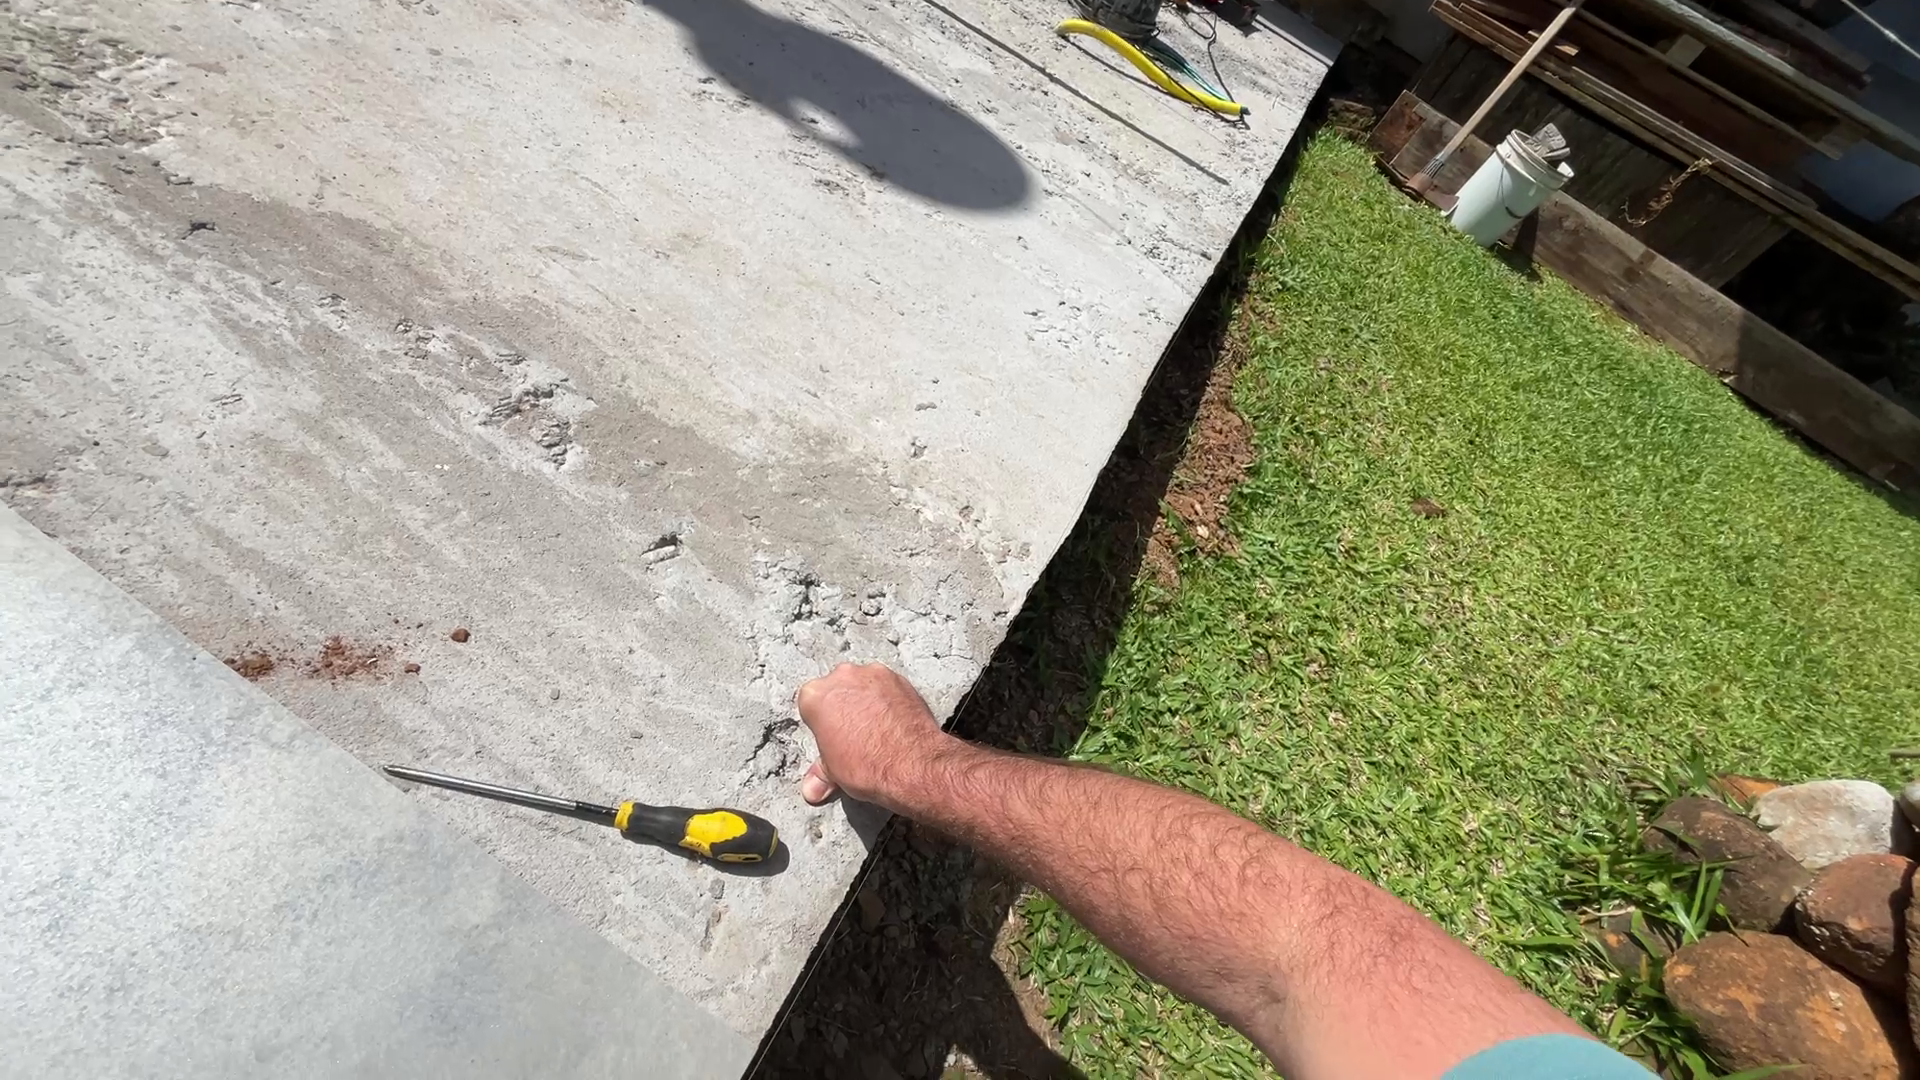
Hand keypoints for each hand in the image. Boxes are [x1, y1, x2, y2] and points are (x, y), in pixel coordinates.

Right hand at [795, 662, 950, 807]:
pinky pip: (888, 686)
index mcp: (815, 695)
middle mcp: (843, 676)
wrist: (912, 764)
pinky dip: (889, 699)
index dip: (821, 722)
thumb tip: (812, 788)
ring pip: (864, 684)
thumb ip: (819, 772)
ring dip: (867, 699)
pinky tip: (893, 721)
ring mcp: (873, 674)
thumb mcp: (833, 772)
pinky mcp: (899, 677)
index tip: (831, 735)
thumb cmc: (869, 765)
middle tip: (853, 732)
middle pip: (837, 688)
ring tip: (876, 728)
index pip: (810, 703)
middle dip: (843, 705)